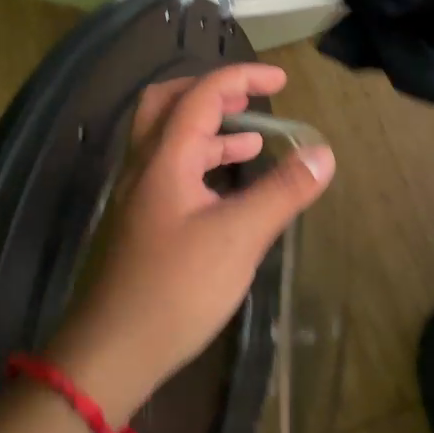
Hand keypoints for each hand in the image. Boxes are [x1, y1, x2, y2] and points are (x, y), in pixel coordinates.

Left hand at [45, 64, 335, 419]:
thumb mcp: (239, 238)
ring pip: (168, 140)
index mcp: (165, 159)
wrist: (109, 355)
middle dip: (212, 92)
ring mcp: (137, 198)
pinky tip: (227, 190)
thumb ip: (282, 192)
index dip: (241, 78)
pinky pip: (171, 172)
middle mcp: (144, 168)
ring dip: (209, 129)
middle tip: (250, 97)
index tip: (281, 79)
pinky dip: (202, 162)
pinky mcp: (139, 226)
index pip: (201, 95)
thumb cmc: (175, 289)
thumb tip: (323, 153)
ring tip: (252, 141)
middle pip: (168, 104)